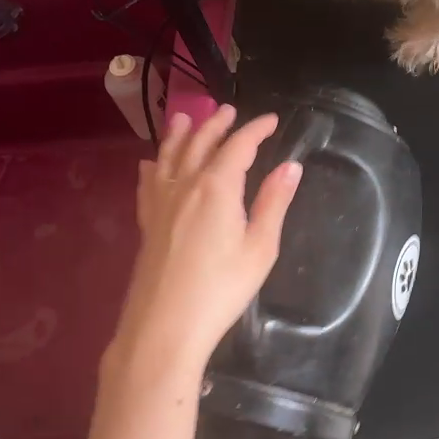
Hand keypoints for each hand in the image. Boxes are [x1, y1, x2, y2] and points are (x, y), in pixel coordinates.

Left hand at [116, 105, 303, 368]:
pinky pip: (148, 183)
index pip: (239, 146)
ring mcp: (161, 203)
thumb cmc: (221, 289)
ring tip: (184, 118)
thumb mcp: (260, 248)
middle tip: (228, 110)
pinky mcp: (147, 223)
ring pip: (169, 157)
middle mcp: (185, 186)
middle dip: (216, 124)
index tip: (271, 120)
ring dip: (179, 134)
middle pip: (200, 143)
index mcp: (217, 187)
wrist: (164, 328)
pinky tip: (149, 163)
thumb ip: (274, 203)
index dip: (255, 129)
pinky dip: (152, 166)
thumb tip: (291, 166)